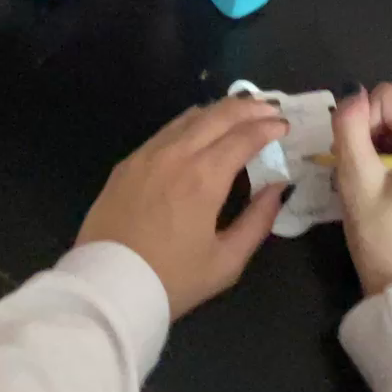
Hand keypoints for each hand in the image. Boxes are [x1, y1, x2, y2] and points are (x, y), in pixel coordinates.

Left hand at [76, 97, 289, 319]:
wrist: (107, 284)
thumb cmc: (172, 279)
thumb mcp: (226, 261)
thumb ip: (257, 221)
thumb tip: (277, 188)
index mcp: (204, 177)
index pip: (243, 137)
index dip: (268, 127)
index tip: (284, 124)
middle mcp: (176, 154)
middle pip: (217, 115)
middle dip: (247, 107)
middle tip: (268, 107)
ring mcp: (148, 154)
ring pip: (188, 117)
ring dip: (218, 110)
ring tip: (239, 111)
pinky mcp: (128, 161)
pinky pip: (165, 130)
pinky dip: (190, 122)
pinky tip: (199, 128)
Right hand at [333, 83, 391, 296]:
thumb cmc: (388, 240)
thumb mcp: (358, 181)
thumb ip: (350, 128)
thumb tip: (351, 90)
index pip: (389, 99)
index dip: (362, 121)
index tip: (355, 159)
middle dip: (371, 141)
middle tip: (359, 180)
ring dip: (381, 159)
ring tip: (372, 194)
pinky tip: (388, 202)